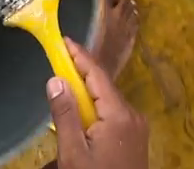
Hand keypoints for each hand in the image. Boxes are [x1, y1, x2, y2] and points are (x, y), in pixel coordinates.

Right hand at [48, 38, 148, 168]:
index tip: (63, 39)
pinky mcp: (136, 141)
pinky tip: (82, 118)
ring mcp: (137, 129)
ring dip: (87, 96)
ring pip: (108, 102)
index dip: (79, 55)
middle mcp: (133, 116)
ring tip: (66, 89)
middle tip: (58, 63)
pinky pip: (113, 116)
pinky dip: (96, 111)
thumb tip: (56, 78)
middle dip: (81, 75)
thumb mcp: (74, 154)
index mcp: (120, 114)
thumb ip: (65, 114)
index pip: (97, 74)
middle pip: (103, 86)